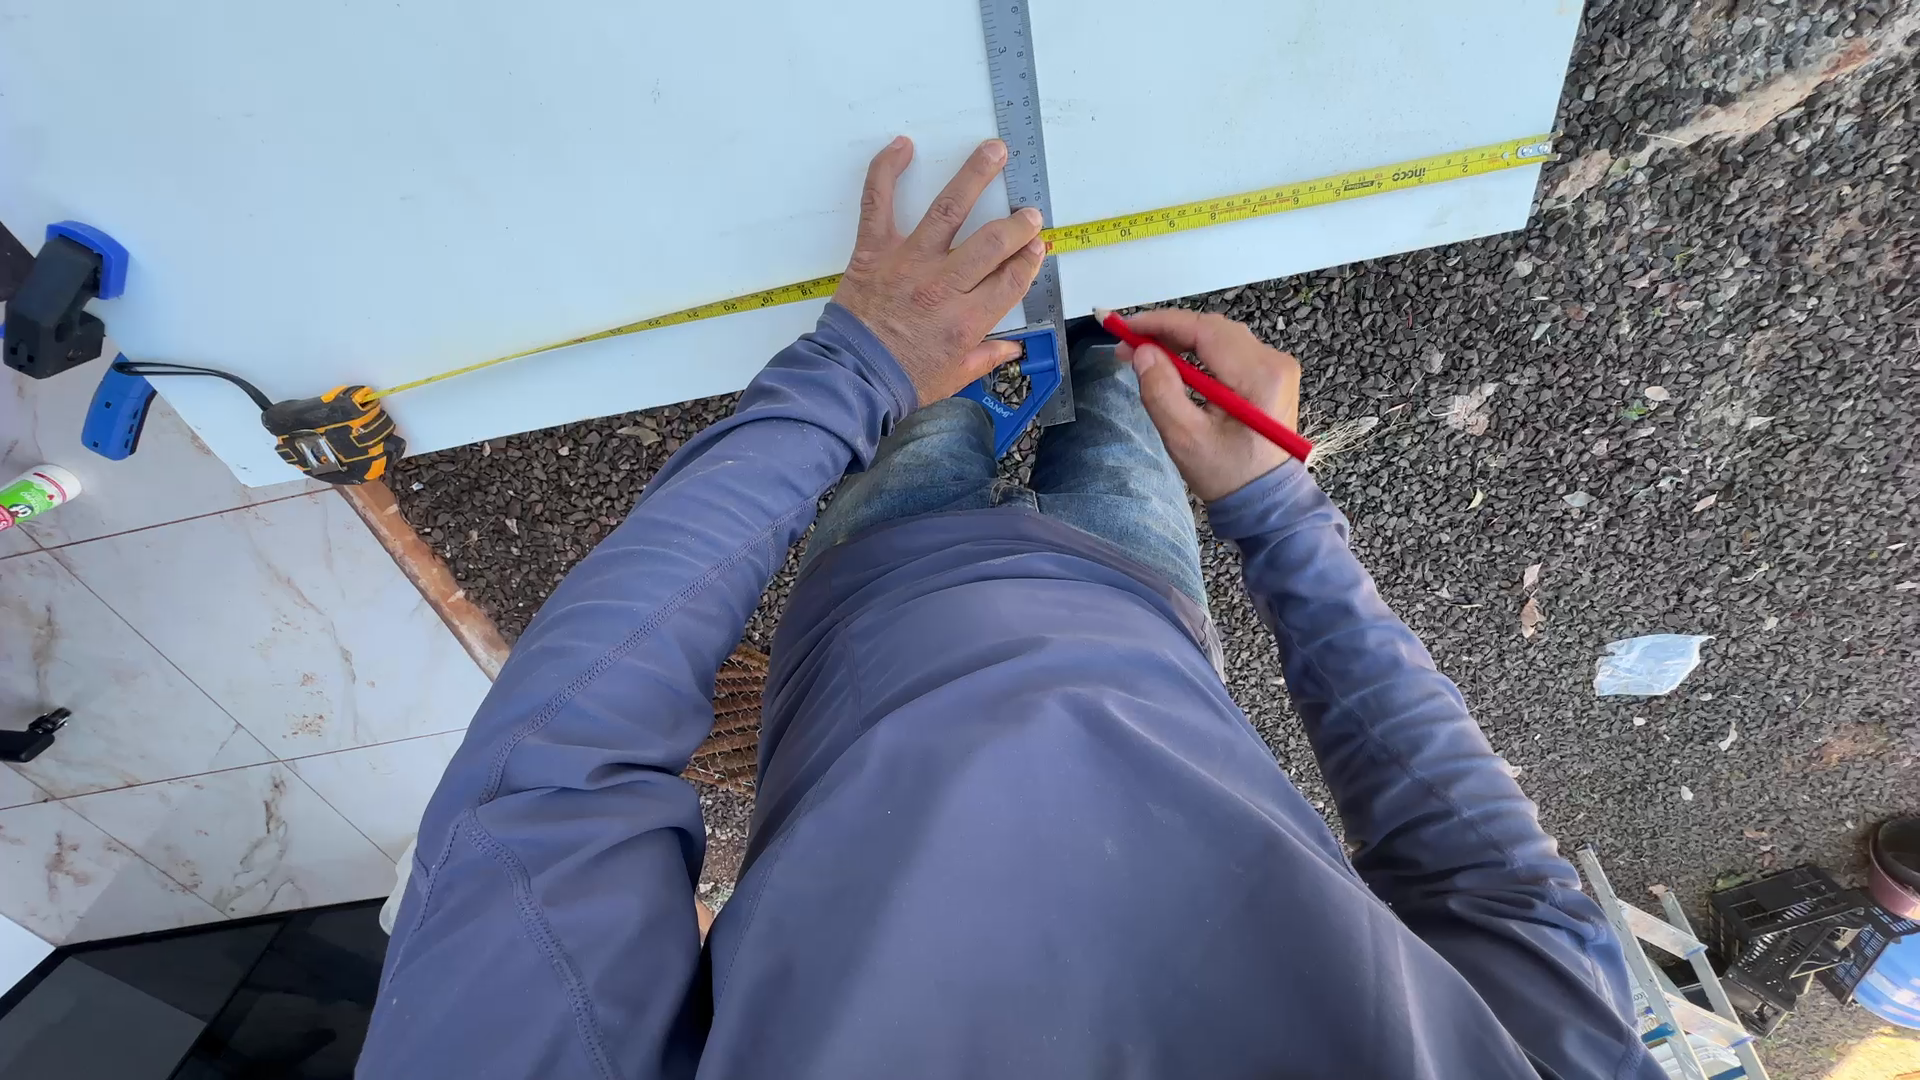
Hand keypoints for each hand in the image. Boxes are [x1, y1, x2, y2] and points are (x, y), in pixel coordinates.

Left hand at [833, 136, 1046, 405]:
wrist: (853, 377)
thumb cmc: (904, 381)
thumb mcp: (954, 378)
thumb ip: (986, 358)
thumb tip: (1013, 347)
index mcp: (967, 320)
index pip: (1011, 279)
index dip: (1030, 260)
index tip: (1038, 247)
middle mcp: (944, 285)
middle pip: (992, 242)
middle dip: (1017, 224)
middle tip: (1028, 214)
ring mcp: (909, 262)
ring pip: (949, 209)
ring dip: (975, 175)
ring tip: (994, 150)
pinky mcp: (874, 250)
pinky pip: (878, 201)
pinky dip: (886, 170)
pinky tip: (903, 145)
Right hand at [1120, 309, 1302, 501]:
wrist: (1265, 501)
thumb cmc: (1226, 475)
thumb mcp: (1185, 438)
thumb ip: (1161, 392)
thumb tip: (1142, 353)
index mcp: (1257, 376)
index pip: (1203, 330)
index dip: (1160, 323)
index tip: (1123, 326)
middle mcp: (1273, 362)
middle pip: (1212, 329)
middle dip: (1166, 331)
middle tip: (1126, 345)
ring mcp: (1275, 367)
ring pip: (1219, 337)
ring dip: (1179, 341)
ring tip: (1144, 354)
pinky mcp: (1270, 376)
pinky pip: (1228, 351)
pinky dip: (1197, 353)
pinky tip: (1173, 364)